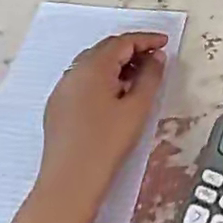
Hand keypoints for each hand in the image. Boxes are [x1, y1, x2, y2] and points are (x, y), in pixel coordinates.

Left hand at [37, 32, 168, 207]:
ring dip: (117, 63)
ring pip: (93, 64)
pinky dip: (102, 77)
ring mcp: (62, 89)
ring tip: (139, 77)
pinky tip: (116, 94)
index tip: (164, 43)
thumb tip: (156, 57)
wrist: (70, 183)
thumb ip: (150, 76)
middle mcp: (73, 72)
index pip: (122, 42)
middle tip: (154, 58)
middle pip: (106, 49)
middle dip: (132, 49)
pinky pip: (83, 79)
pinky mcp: (57, 106)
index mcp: (92, 67)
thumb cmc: (107, 144)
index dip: (146, 39)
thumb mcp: (137, 107)